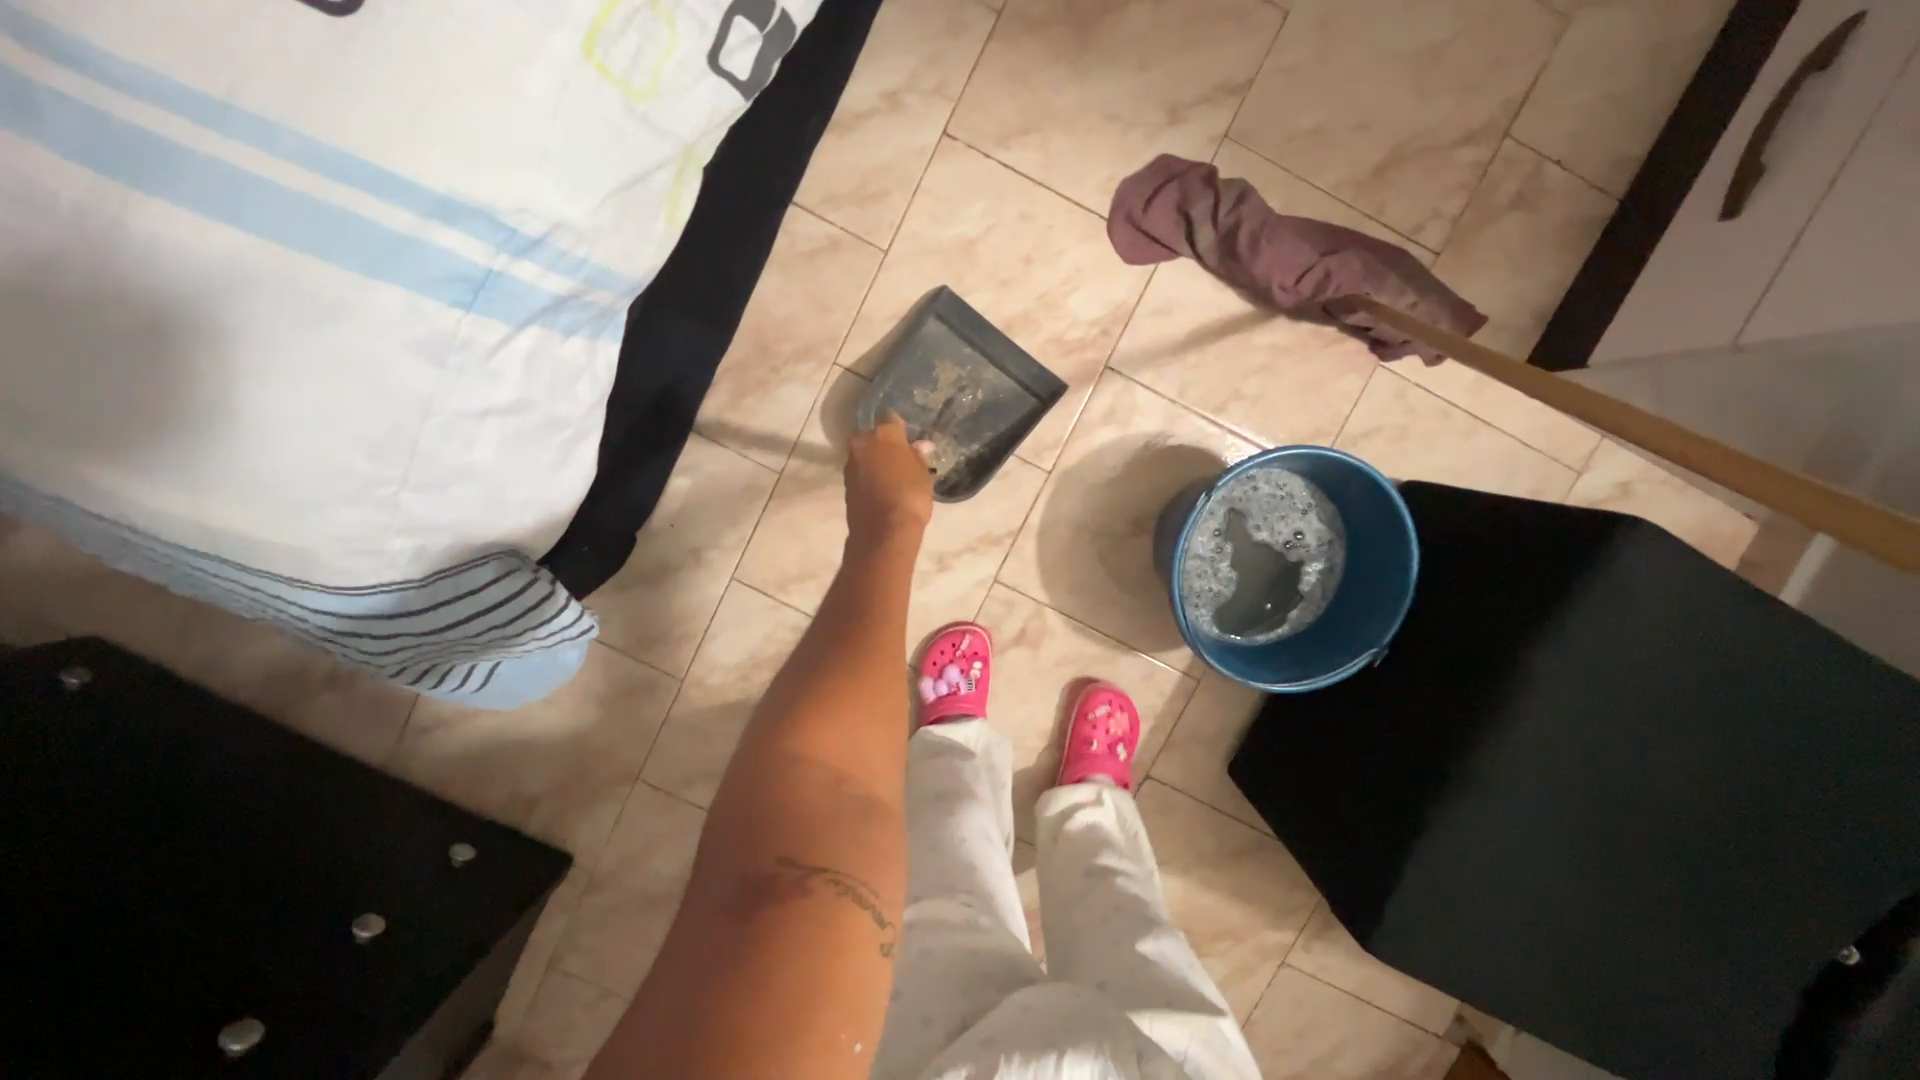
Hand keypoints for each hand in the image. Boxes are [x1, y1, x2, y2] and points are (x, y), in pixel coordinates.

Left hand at [844, 413, 934, 548]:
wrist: (883, 531)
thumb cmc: (910, 496)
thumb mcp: (924, 475)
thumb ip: (918, 457)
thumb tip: (920, 446)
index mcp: (884, 434)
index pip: (892, 419)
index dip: (901, 428)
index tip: (908, 439)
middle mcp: (862, 443)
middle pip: (872, 436)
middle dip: (882, 443)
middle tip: (898, 457)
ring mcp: (851, 464)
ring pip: (863, 454)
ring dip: (873, 461)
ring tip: (890, 476)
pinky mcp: (845, 484)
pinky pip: (859, 473)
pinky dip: (868, 476)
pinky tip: (880, 488)